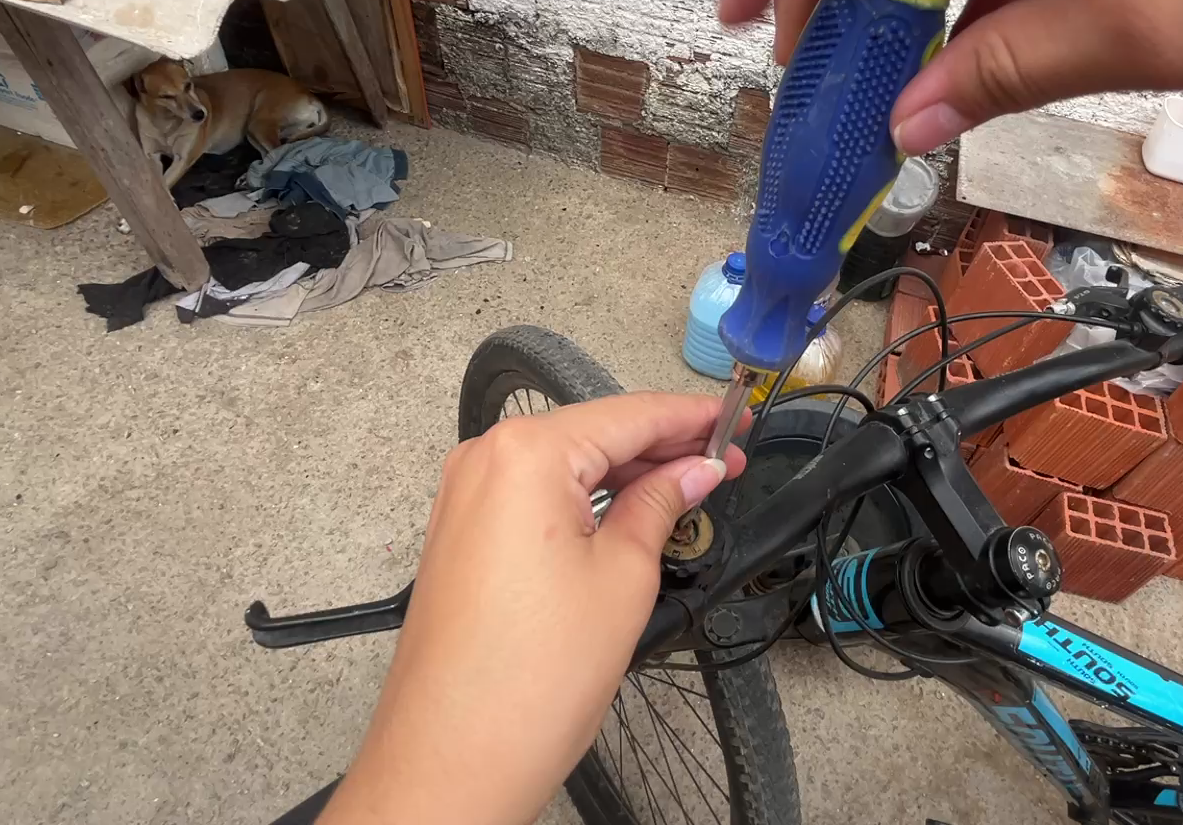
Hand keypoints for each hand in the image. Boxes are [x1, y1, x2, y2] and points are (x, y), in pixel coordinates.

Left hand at [321, 393, 747, 824]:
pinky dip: (591, 494)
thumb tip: (696, 470)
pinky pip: (541, 489)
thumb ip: (662, 503)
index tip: (734, 419)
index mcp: (526, 454)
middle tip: (724, 457)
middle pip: (597, 432)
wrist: (448, 767)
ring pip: (570, 461)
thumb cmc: (528, 681)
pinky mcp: (466, 527)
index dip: (691, 417)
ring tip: (690, 481)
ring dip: (630, 470)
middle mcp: (488, 457)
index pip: (630, 415)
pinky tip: (634, 503)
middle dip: (664, 445)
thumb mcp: (624, 576)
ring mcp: (469, 492)